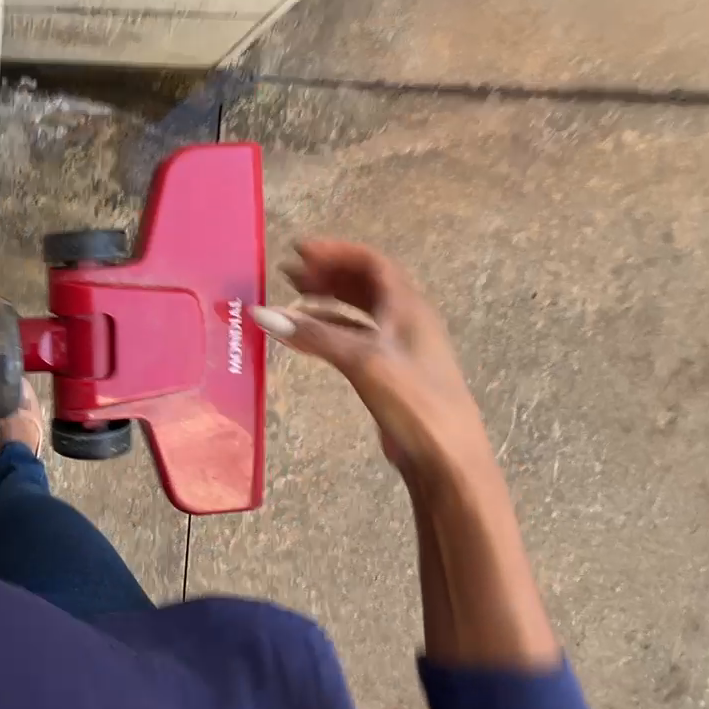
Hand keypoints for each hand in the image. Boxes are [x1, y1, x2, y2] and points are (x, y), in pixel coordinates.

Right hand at [251, 240, 493, 488]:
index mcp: (409, 308)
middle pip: (364, 284)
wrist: (447, 458)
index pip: (371, 264)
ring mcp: (399, 347)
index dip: (335, 252)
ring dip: (327, 299)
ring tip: (293, 297)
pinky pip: (354, 336)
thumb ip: (313, 336)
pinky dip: (328, 328)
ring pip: (359, 310)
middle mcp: (407, 321)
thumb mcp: (362, 361)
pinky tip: (306, 335)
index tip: (298, 250)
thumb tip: (262, 313)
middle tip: (288, 273)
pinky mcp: (389, 371)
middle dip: (327, 274)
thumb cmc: (414, 402)